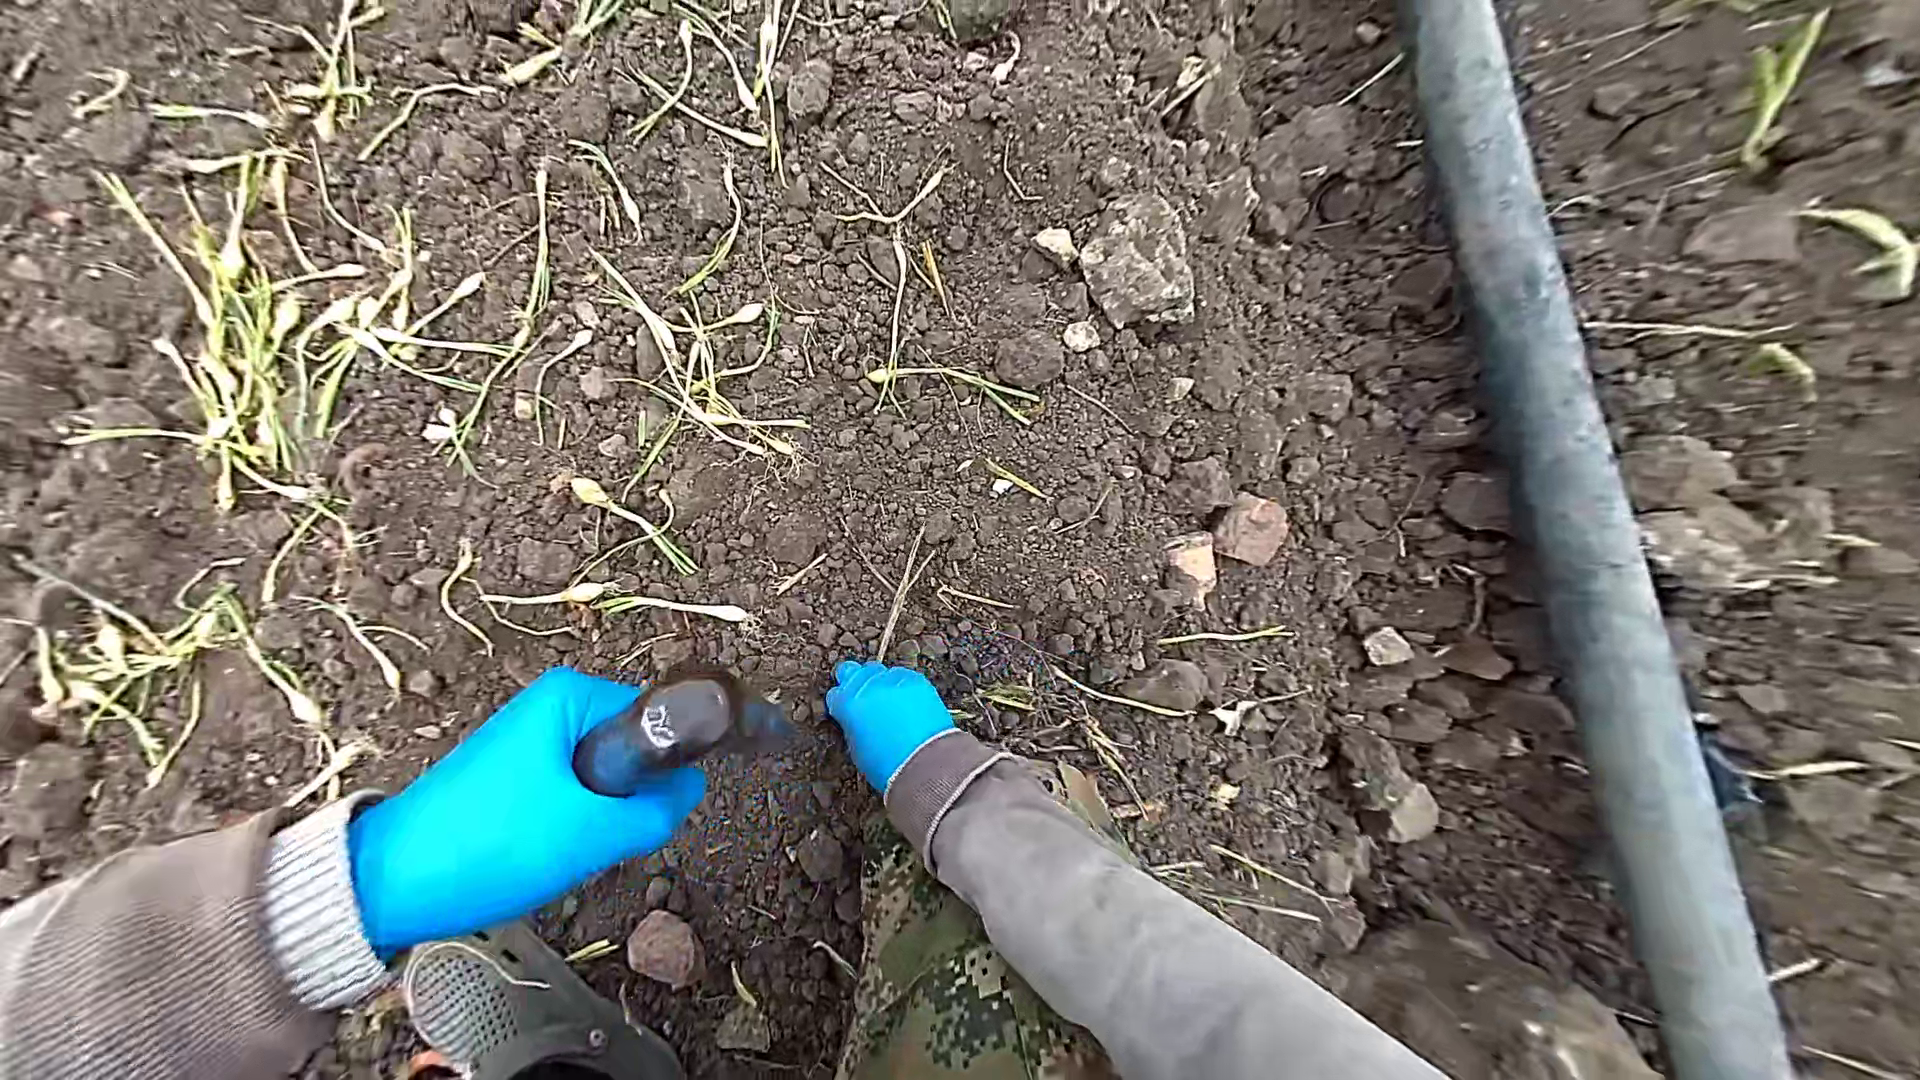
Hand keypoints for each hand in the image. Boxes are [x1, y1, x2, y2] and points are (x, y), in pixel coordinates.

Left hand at [347, 667, 705, 951]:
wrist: (378, 891)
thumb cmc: (492, 844)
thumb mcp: (594, 833)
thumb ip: (661, 809)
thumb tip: (693, 786)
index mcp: (572, 694)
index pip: (654, 721)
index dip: (660, 768)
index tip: (644, 808)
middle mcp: (552, 702)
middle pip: (629, 746)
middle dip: (627, 793)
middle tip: (604, 830)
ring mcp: (530, 733)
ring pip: (603, 769)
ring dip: (600, 809)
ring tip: (570, 841)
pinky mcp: (514, 765)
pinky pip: (573, 782)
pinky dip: (574, 814)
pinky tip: (548, 844)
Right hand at [825, 660, 954, 791]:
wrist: (924, 762)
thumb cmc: (890, 766)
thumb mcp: (857, 750)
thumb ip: (853, 726)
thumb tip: (856, 719)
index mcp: (848, 706)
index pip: (836, 693)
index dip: (841, 699)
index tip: (846, 703)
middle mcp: (867, 688)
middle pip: (856, 672)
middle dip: (858, 681)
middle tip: (867, 695)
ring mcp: (892, 682)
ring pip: (882, 672)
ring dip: (884, 683)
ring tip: (893, 701)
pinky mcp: (915, 681)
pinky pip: (905, 676)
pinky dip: (905, 685)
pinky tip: (909, 699)